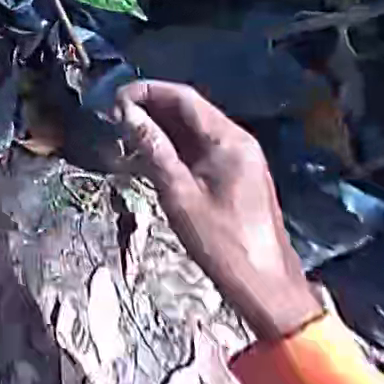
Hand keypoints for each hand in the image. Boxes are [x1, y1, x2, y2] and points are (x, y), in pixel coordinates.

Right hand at [116, 80, 321, 343]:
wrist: (268, 291)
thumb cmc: (222, 243)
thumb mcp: (179, 193)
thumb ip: (152, 147)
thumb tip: (126, 111)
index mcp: (228, 139)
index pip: (182, 97)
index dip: (146, 91)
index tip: (115, 100)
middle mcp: (237, 140)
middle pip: (188, 109)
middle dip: (150, 107)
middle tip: (116, 116)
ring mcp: (240, 158)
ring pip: (193, 128)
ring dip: (160, 126)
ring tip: (127, 133)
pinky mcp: (237, 175)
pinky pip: (200, 147)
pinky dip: (174, 145)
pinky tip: (151, 154)